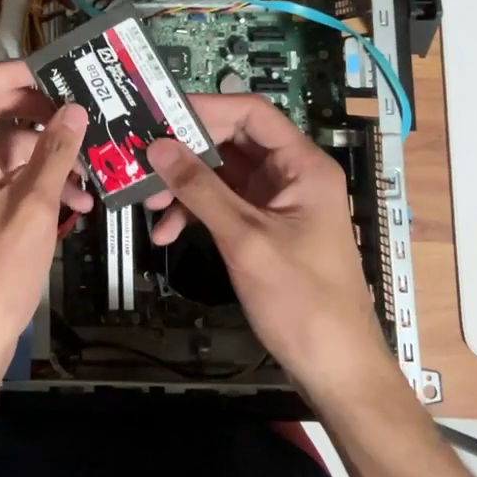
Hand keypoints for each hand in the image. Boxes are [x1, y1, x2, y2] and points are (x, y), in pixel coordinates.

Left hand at [0, 61, 91, 377]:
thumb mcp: (32, 207)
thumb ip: (55, 155)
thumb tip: (73, 110)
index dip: (9, 74)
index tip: (52, 73)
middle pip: (1, 116)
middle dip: (43, 113)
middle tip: (82, 112)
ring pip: (17, 151)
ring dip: (54, 154)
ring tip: (93, 167)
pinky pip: (21, 182)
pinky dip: (49, 184)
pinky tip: (80, 203)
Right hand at [146, 95, 393, 395]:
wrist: (335, 369)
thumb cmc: (302, 300)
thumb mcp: (245, 240)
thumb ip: (200, 189)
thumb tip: (157, 146)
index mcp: (302, 166)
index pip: (251, 113)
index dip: (205, 108)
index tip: (158, 114)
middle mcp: (291, 175)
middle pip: (230, 141)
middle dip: (185, 151)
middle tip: (141, 158)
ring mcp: (276, 201)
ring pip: (220, 173)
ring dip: (183, 185)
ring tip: (148, 202)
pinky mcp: (262, 226)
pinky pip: (221, 202)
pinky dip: (193, 212)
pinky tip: (167, 231)